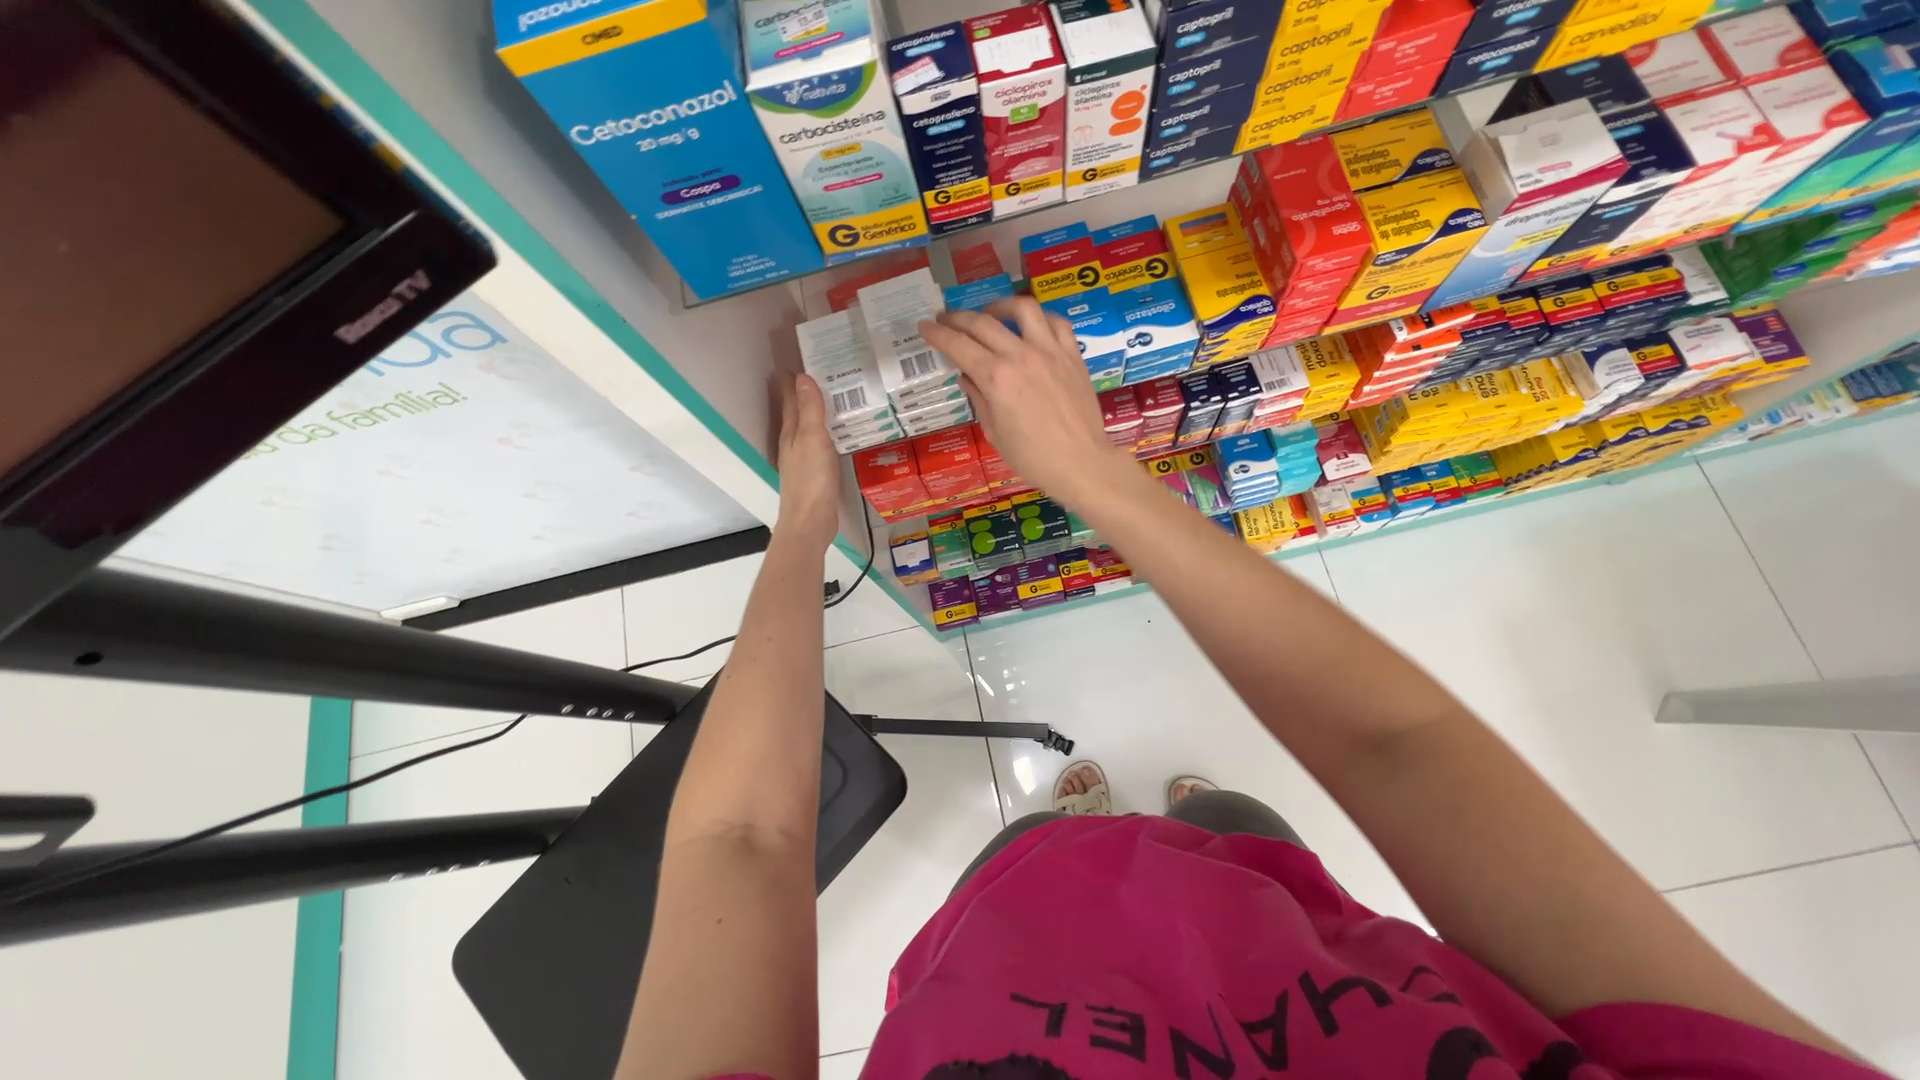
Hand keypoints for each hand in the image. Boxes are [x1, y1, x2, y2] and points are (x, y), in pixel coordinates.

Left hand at [773, 373, 841, 552]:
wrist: (811, 521)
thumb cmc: (811, 479)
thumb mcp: (813, 439)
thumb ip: (810, 409)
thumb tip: (804, 377)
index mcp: (791, 432)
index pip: (791, 398)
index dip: (795, 379)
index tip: (806, 359)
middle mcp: (794, 442)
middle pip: (799, 411)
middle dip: (808, 392)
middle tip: (828, 372)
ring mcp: (804, 458)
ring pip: (810, 427)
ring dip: (820, 412)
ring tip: (839, 397)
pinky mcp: (816, 472)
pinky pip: (822, 443)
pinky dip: (830, 432)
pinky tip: (842, 433)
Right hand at [919, 297, 1131, 506]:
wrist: (1081, 463)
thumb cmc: (1032, 458)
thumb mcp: (994, 433)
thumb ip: (979, 399)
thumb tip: (966, 377)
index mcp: (995, 378)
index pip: (958, 346)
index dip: (937, 334)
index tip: (924, 327)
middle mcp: (1020, 356)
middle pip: (982, 323)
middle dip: (957, 318)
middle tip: (945, 320)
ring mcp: (1049, 351)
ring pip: (1022, 309)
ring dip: (999, 305)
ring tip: (989, 314)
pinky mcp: (1072, 355)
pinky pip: (1056, 322)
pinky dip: (1040, 317)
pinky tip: (1030, 325)